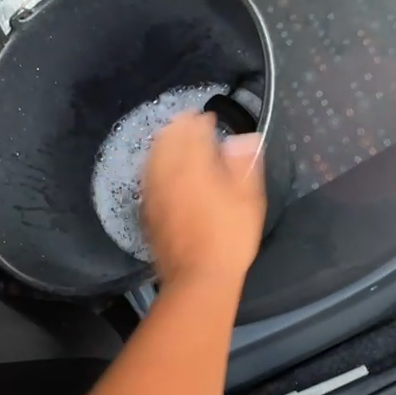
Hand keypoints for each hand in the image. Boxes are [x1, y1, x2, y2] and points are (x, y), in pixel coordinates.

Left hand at [141, 113, 265, 290]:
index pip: (192, 134)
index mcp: (195, 168)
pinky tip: (158, 168)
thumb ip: (244, 165)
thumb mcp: (249, 200)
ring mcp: (155, 194)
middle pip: (168, 141)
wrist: (198, 278)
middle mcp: (170, 176)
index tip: (207, 116)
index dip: (199, 121)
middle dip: (177, 127)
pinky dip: (152, 166)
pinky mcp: (148, 213)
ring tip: (170, 137)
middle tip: (186, 120)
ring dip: (161, 143)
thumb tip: (242, 139)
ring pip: (152, 158)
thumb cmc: (229, 238)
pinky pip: (146, 180)